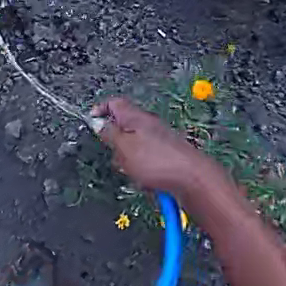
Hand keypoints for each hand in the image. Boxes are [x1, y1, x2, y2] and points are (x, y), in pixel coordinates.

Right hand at [90, 97, 224, 197]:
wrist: (193, 180)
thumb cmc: (159, 161)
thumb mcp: (124, 146)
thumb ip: (109, 133)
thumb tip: (98, 123)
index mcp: (136, 117)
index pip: (114, 103)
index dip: (100, 110)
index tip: (91, 122)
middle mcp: (149, 126)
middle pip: (122, 130)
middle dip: (115, 146)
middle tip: (117, 156)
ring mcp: (158, 142)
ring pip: (133, 150)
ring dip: (128, 162)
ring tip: (135, 172)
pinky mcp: (166, 158)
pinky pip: (145, 163)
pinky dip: (142, 173)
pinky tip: (148, 181)